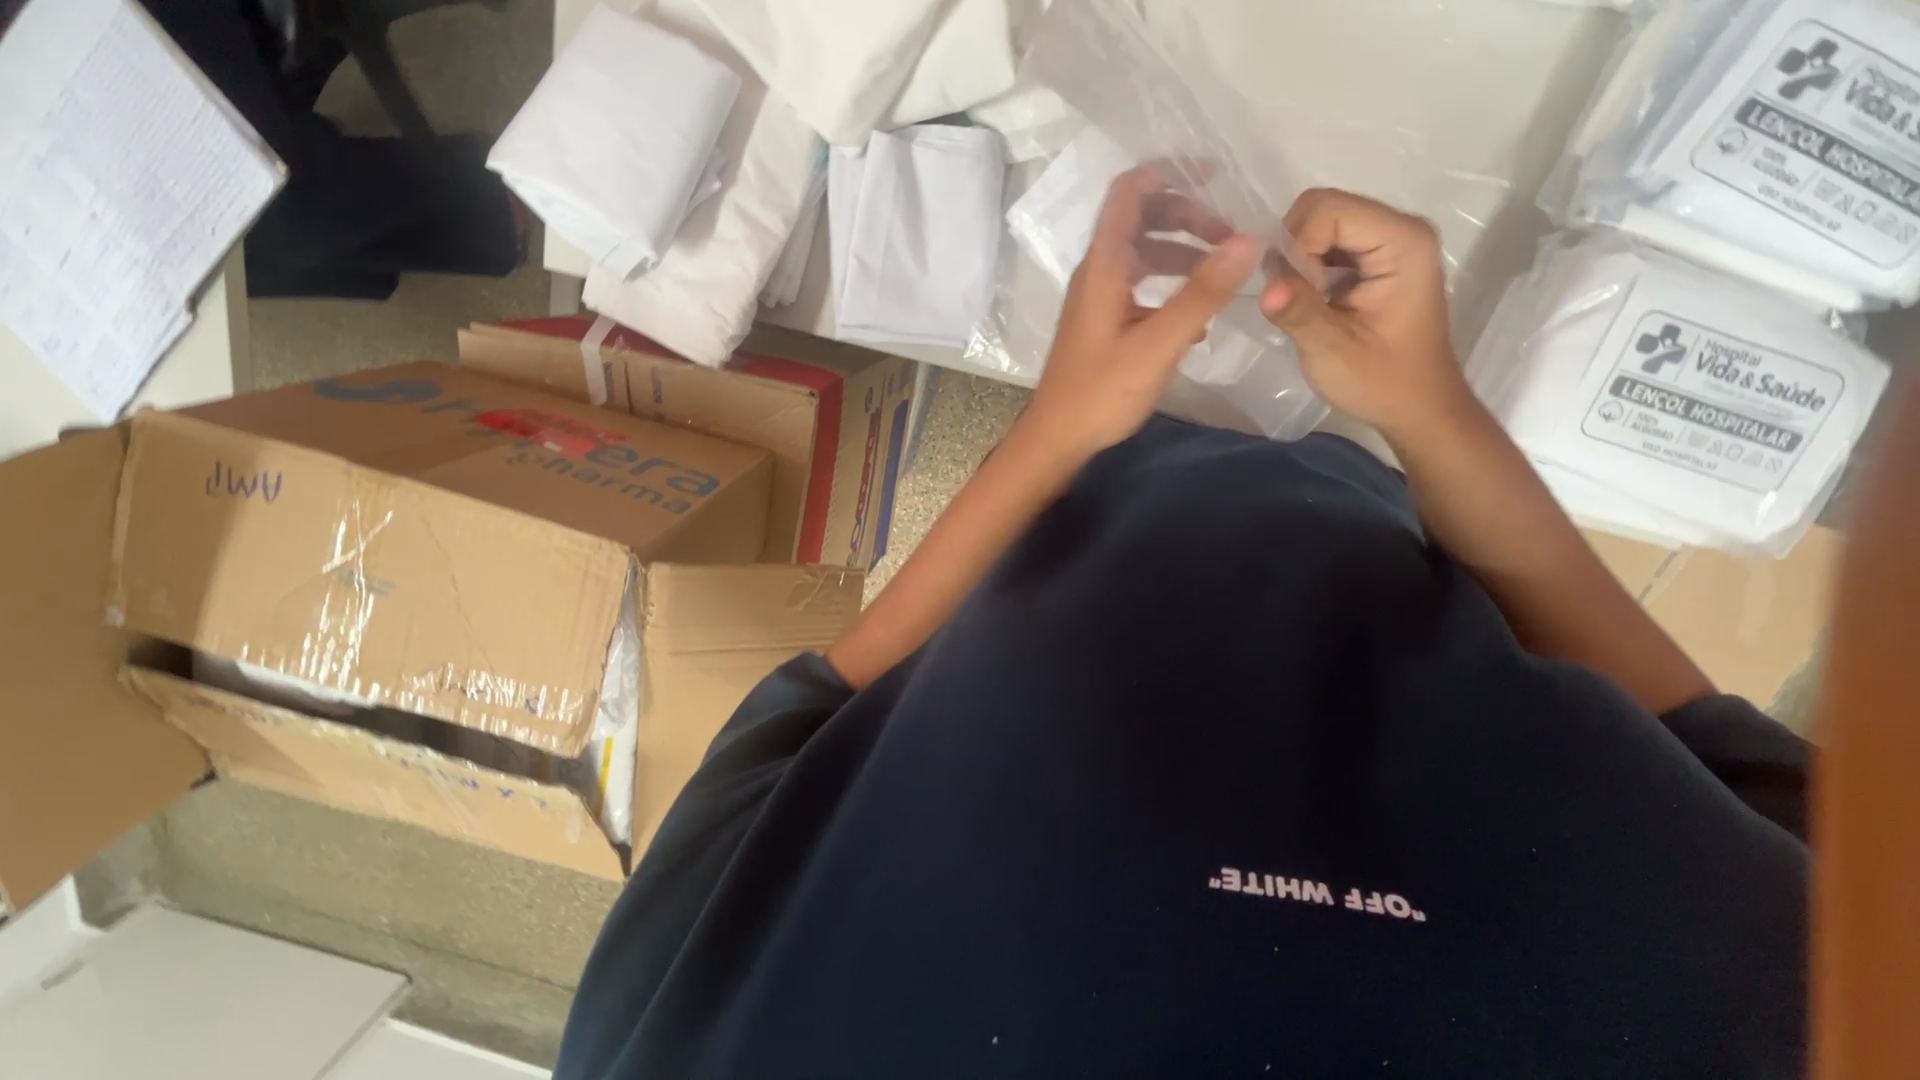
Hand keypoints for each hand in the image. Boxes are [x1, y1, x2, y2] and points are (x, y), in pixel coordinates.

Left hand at [1024, 164, 1260, 458]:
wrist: (1057, 437)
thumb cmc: (1102, 392)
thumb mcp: (1159, 343)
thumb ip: (1202, 293)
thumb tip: (1248, 240)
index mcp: (1104, 265)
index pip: (1130, 192)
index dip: (1168, 173)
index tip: (1214, 176)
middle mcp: (1097, 273)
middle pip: (1141, 220)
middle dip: (1187, 218)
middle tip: (1231, 239)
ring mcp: (1098, 299)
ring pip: (1143, 256)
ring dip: (1183, 256)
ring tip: (1223, 276)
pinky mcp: (1102, 323)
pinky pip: (1140, 289)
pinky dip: (1170, 290)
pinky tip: (1197, 322)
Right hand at [1258, 189, 1470, 439]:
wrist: (1416, 406)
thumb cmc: (1382, 381)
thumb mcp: (1333, 352)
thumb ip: (1300, 313)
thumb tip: (1266, 289)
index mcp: (1402, 242)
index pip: (1328, 208)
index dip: (1299, 246)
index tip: (1301, 294)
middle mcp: (1399, 228)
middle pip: (1321, 208)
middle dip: (1294, 251)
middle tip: (1297, 300)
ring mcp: (1387, 241)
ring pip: (1317, 224)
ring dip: (1297, 262)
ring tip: (1305, 305)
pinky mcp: (1373, 258)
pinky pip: (1324, 243)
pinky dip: (1306, 269)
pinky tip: (1313, 303)